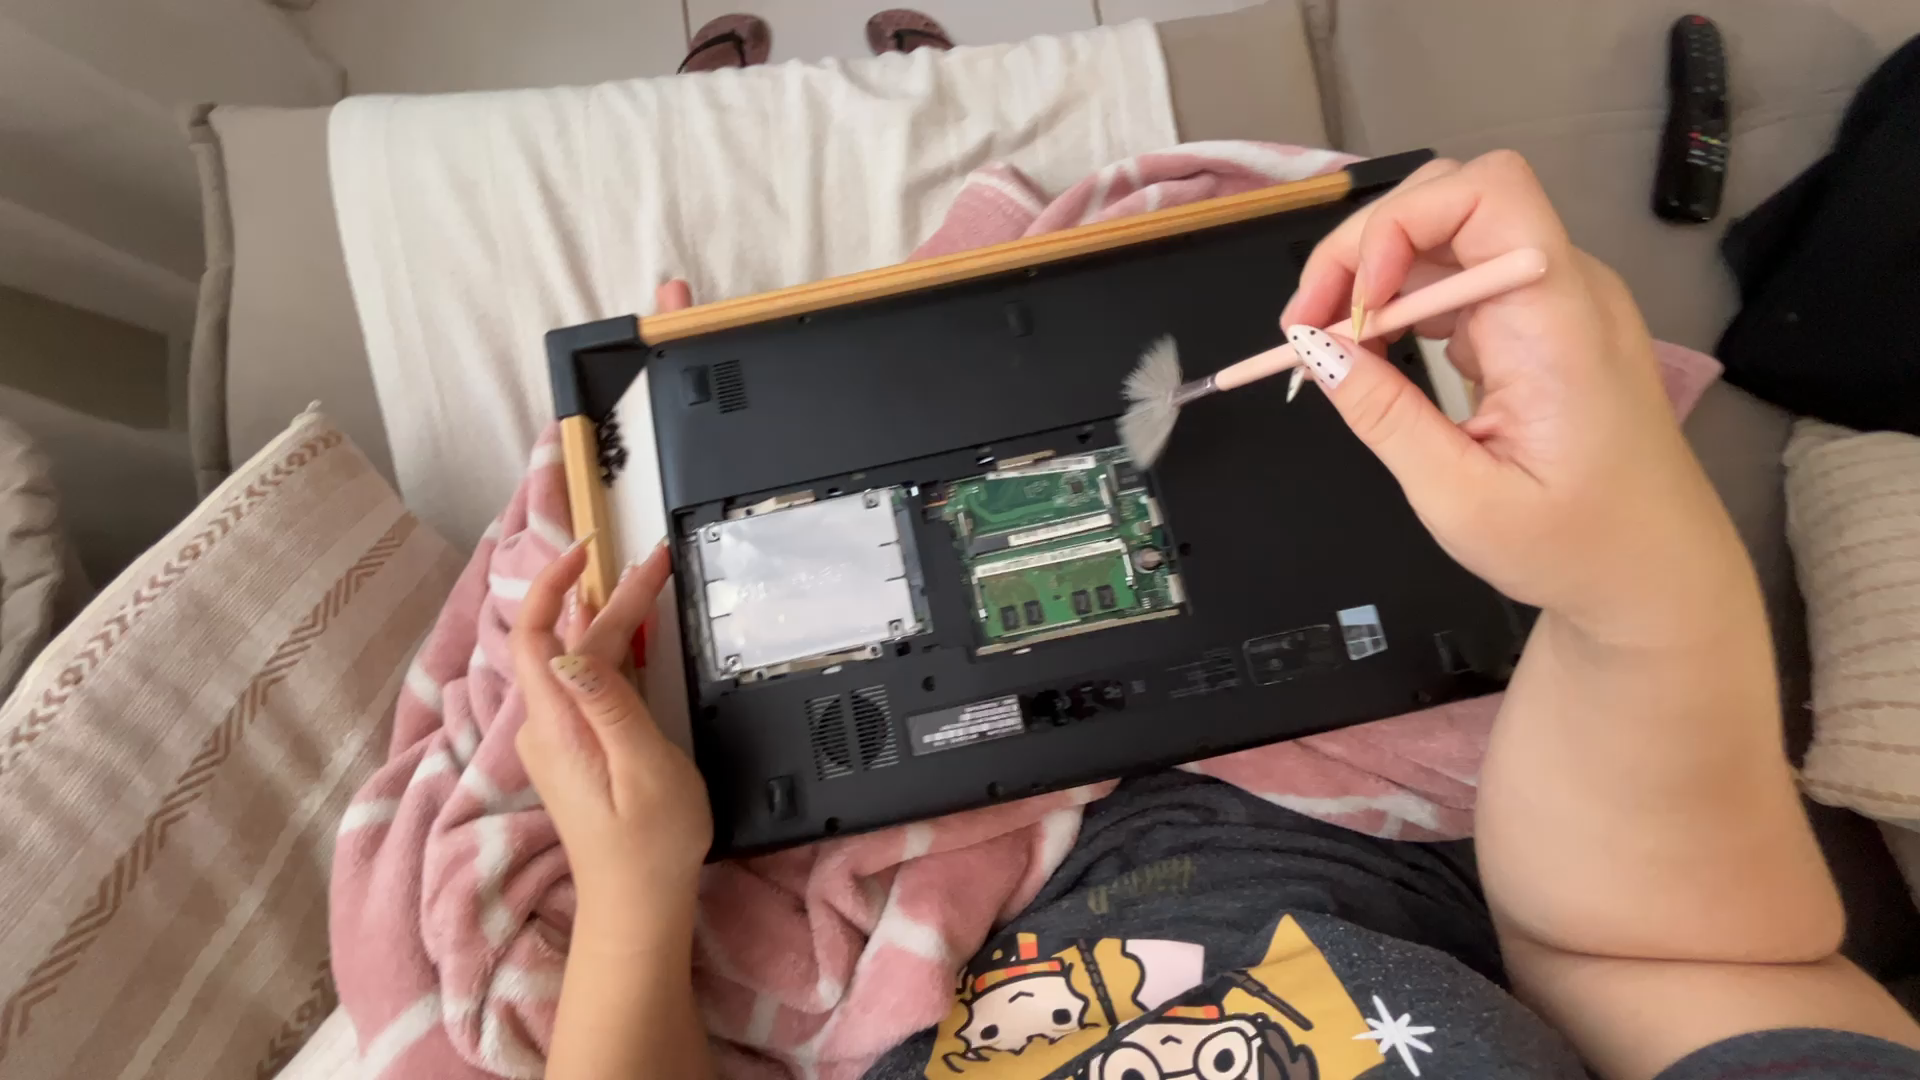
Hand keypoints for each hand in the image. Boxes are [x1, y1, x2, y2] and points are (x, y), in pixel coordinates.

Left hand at [513, 539, 711, 942]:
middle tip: (655, 563)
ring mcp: (561, 737)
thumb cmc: (650, 840)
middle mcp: (549, 726)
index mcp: (559, 727)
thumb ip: (610, 707)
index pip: (537, 640)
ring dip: (608, 617)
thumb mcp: (642, 769)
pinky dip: (610, 647)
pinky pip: (586, 682)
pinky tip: (626, 632)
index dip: (553, 589)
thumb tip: (575, 651)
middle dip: (608, 597)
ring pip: (577, 661)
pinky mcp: (579, 747)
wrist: (637, 903)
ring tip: (643, 581)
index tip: (587, 553)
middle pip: (567, 644)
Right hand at [1280, 151, 1747, 644]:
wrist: (1649, 572)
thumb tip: (1313, 351)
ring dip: (1364, 277)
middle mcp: (1556, 288)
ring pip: (1439, 238)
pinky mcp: (1526, 325)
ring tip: (1319, 344)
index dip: (1397, 227)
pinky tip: (1363, 352)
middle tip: (1303, 330)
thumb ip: (1382, 415)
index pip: (1484, 194)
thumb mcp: (1457, 494)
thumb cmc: (1567, 544)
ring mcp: (1543, 302)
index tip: (1345, 311)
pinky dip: (1389, 305)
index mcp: (1555, 320)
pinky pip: (1446, 283)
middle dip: (1358, 250)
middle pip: (1448, 202)